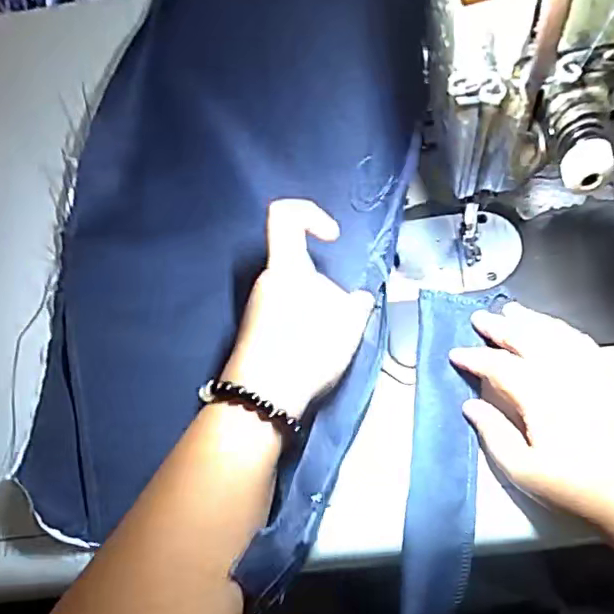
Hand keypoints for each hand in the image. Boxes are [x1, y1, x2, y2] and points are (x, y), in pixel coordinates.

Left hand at [219, 199, 375, 418]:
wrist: (264, 399)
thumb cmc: (305, 351)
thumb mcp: (348, 327)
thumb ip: (356, 305)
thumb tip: (356, 298)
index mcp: (285, 268)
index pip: (286, 216)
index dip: (311, 215)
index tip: (333, 238)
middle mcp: (265, 282)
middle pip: (299, 268)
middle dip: (327, 288)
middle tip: (342, 319)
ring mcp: (257, 310)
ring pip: (295, 296)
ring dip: (318, 313)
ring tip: (330, 344)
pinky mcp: (256, 334)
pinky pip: (287, 318)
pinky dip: (306, 330)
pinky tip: (316, 355)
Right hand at [450, 303, 613, 539]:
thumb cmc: (578, 486)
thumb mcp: (524, 470)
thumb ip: (494, 434)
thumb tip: (472, 407)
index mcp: (540, 394)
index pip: (500, 366)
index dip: (476, 357)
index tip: (456, 353)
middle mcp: (567, 372)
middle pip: (529, 339)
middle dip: (501, 327)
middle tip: (480, 318)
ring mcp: (593, 371)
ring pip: (557, 334)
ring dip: (532, 321)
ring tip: (514, 313)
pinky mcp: (613, 378)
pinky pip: (582, 342)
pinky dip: (561, 330)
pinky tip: (556, 332)